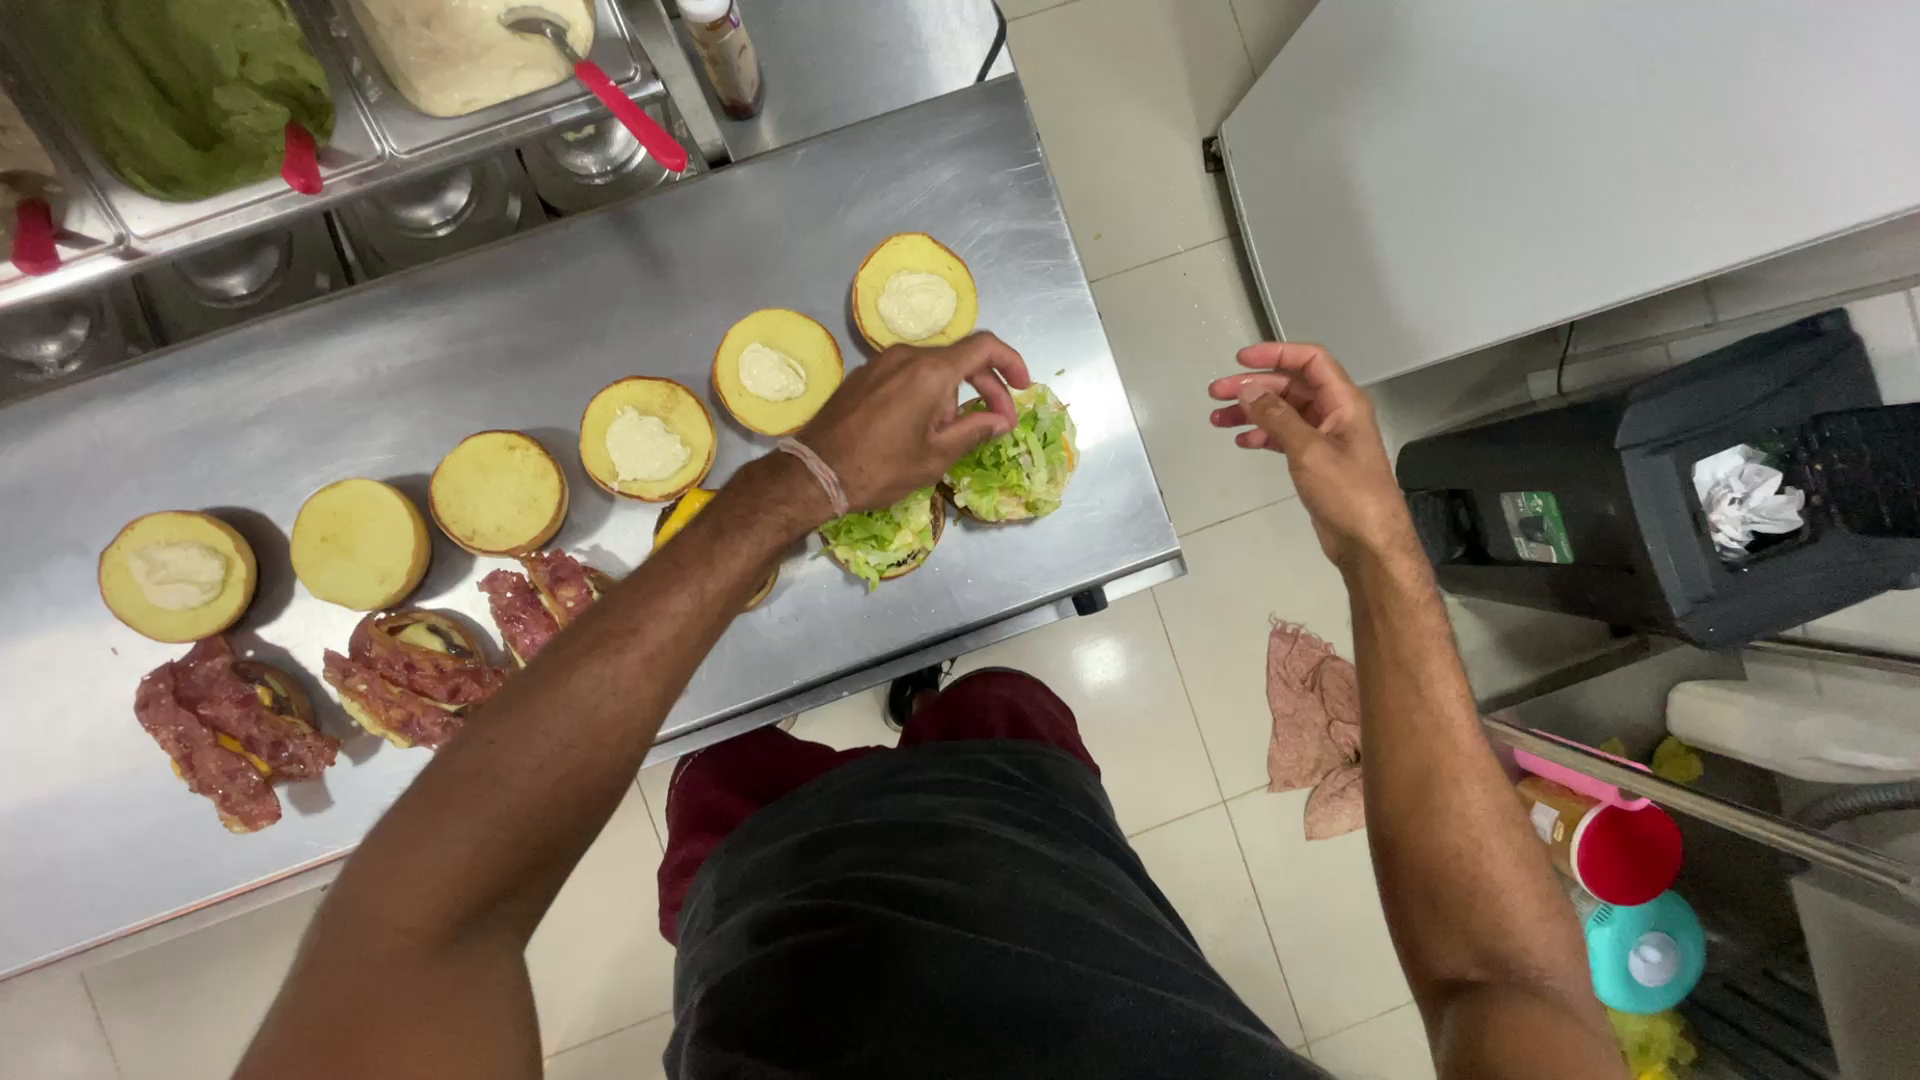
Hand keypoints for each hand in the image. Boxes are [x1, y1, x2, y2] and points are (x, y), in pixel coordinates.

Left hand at [800, 332, 1031, 511]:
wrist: (815, 473)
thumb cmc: (880, 468)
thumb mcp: (936, 456)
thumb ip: (975, 431)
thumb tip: (1001, 420)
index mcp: (930, 371)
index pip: (984, 347)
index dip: (1011, 362)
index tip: (1023, 387)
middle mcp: (906, 356)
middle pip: (959, 359)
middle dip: (985, 388)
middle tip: (998, 422)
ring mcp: (880, 363)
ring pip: (932, 369)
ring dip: (952, 396)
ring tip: (948, 436)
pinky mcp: (863, 376)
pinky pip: (907, 376)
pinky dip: (925, 394)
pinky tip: (920, 427)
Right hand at [1208, 342, 1416, 569]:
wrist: (1367, 541)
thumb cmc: (1347, 492)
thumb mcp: (1309, 450)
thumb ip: (1277, 417)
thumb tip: (1248, 390)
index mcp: (1343, 402)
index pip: (1310, 362)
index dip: (1276, 354)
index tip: (1241, 360)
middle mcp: (1334, 414)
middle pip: (1290, 387)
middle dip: (1253, 387)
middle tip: (1217, 393)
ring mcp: (1324, 438)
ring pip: (1282, 413)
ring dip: (1251, 412)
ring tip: (1219, 419)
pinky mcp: (1314, 461)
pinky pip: (1283, 437)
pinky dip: (1262, 435)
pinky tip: (1243, 441)